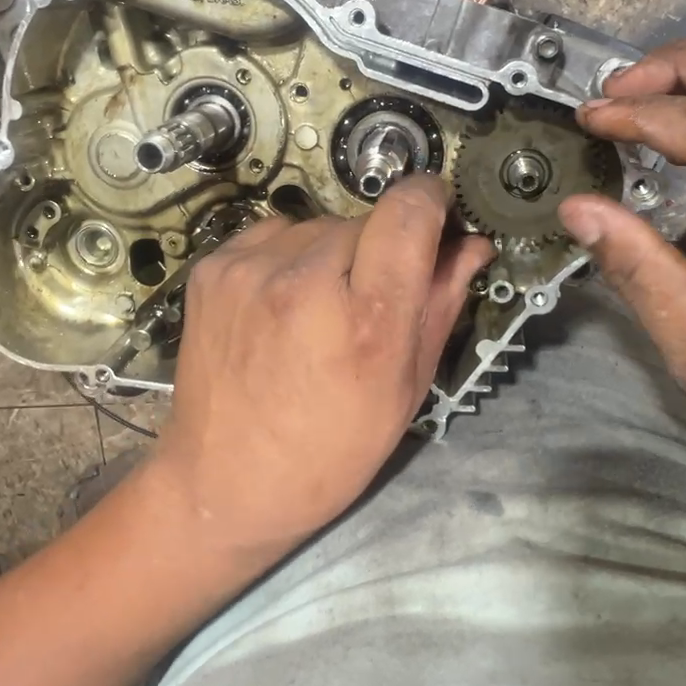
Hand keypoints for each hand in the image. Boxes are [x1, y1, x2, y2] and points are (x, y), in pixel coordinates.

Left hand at [149, 174, 494, 560]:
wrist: (223, 482)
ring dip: (331, 254)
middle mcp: (304, 280)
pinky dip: (287, 258)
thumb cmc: (330, 450)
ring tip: (317, 311)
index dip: (431, 203)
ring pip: (318, 225)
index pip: (409, 211)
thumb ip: (441, 303)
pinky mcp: (212, 267)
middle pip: (365, 219)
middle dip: (378, 249)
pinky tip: (280, 306)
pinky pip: (273, 236)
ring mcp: (249, 269)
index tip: (436, 217)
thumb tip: (473, 243)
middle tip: (366, 301)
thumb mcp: (405, 388)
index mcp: (366, 318)